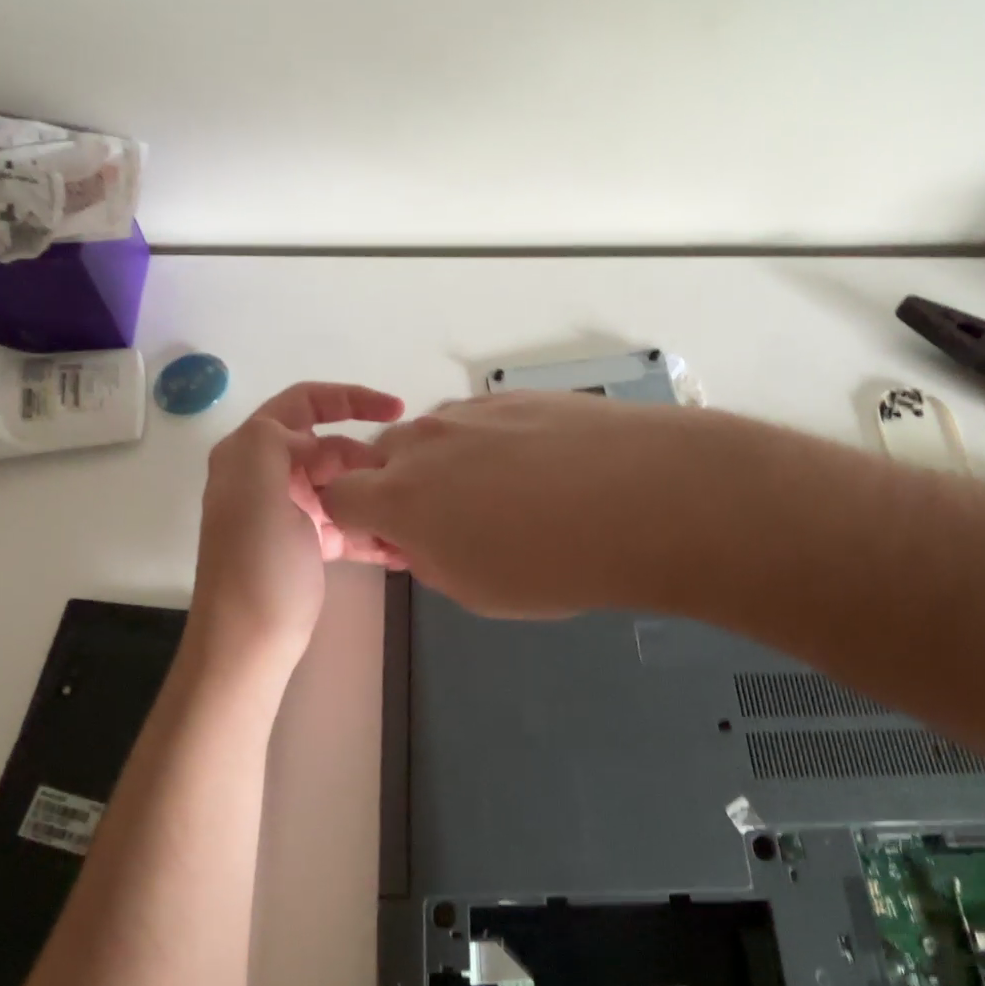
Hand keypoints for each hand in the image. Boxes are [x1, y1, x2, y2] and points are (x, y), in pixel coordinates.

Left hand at [191, 382, 404, 666]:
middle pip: (330, 447)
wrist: (249, 643)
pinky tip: (405, 543)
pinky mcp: (308, 544)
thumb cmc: (255, 564)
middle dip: (367, 460)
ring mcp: (289, 511)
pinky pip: (348, 523)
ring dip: (376, 495)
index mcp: (251, 453)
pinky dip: (374, 530)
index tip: (397, 410)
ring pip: (343, 486)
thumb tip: (312, 437)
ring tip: (414, 510)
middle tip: (402, 483)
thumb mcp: (255, 488)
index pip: (303, 403)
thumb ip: (272, 439)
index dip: (350, 398)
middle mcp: (268, 475)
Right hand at [322, 390, 724, 617]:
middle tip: (453, 522)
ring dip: (447, 464)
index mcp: (398, 496)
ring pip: (434, 435)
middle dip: (399, 488)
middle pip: (382, 457)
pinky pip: (480, 421)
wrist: (645, 498)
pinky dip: (491, 444)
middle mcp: (424, 442)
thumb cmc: (552, 564)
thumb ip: (429, 560)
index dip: (359, 521)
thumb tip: (421, 538)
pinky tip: (542, 469)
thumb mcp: (476, 590)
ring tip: (508, 495)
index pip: (339, 497)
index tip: (397, 541)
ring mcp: (471, 412)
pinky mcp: (517, 395)